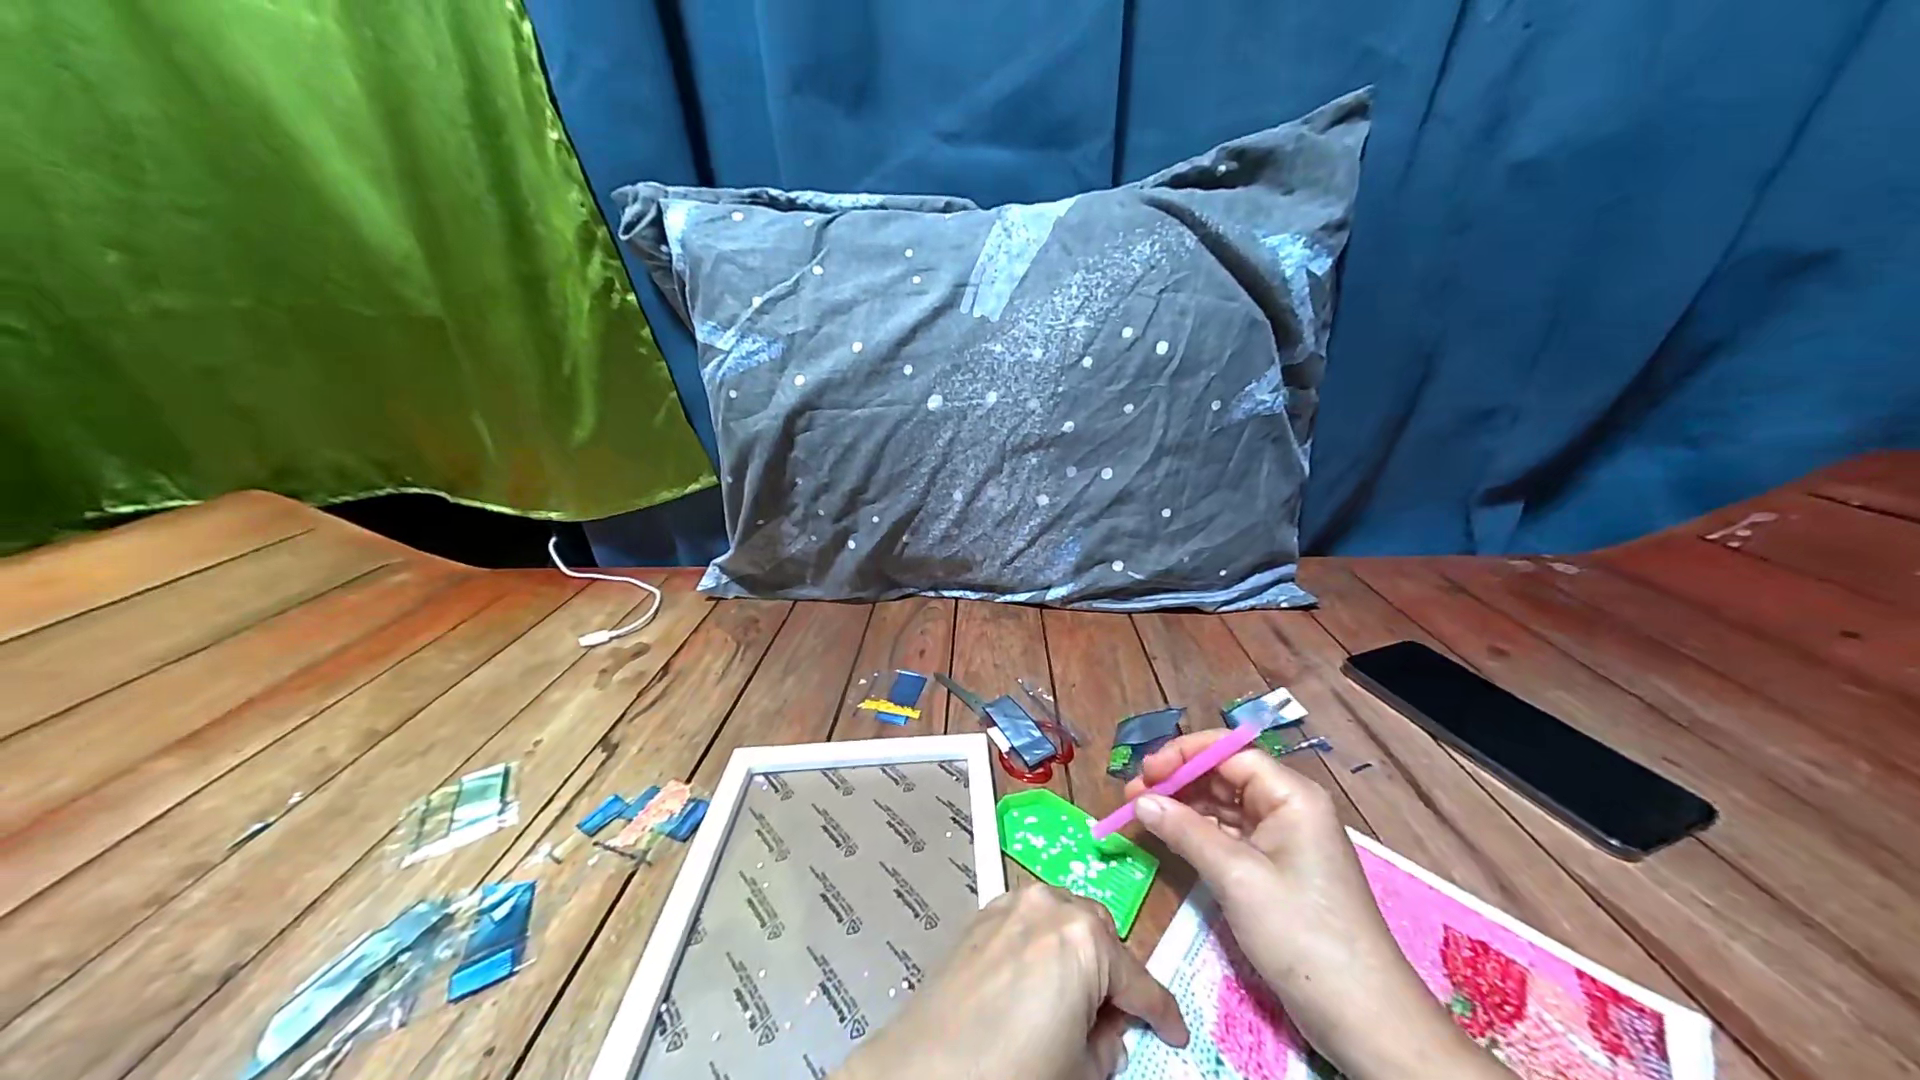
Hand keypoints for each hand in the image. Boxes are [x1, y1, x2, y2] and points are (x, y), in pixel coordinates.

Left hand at [835, 885, 1187, 1079]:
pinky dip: (1044, 942)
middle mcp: (1051, 904)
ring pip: (1067, 917)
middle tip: (1112, 1020)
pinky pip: (1031, 919)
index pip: (1140, 981)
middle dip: (1114, 974)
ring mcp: (1013, 903)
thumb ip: (1108, 1043)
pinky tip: (1035, 980)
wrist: (926, 1068)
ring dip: (1079, 952)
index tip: (1174, 1032)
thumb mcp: (1080, 1069)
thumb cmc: (1011, 1070)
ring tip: (1072, 999)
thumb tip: (1110, 1029)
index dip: (1163, 1014)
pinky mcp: (984, 913)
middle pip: (1103, 934)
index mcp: (1084, 939)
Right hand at [1126, 730, 1508, 1079]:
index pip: (1229, 753)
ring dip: (1183, 807)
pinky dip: (1198, 833)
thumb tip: (1141, 802)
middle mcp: (1288, 808)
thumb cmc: (1301, 932)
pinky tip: (1169, 836)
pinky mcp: (1276, 870)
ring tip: (1141, 813)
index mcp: (1291, 795)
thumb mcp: (1236, 876)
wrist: (1362, 1016)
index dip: (1183, 756)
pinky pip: (1230, 836)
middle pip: (1225, 776)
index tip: (1144, 771)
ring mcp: (1283, 840)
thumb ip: (1185, 831)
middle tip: (1132, 795)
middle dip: (1177, 781)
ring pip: (1224, 806)